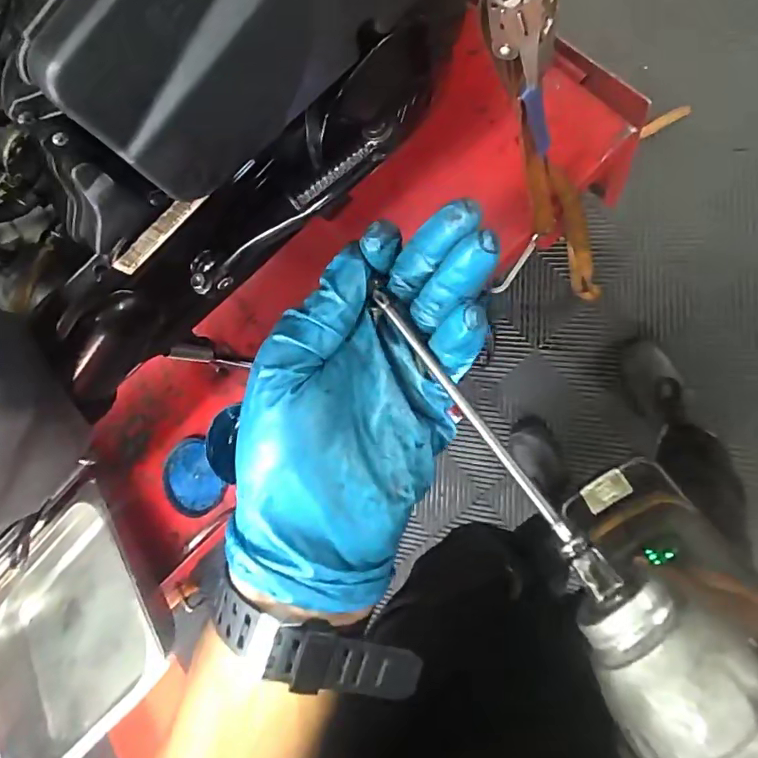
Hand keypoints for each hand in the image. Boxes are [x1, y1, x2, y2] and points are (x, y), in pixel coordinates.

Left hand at [225, 201, 500, 615]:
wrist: (310, 538)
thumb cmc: (281, 456)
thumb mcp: (282, 373)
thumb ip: (318, 319)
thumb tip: (349, 267)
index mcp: (332, 334)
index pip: (364, 278)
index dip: (379, 252)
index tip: (390, 235)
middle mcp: (370, 346)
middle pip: (410, 288)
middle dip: (434, 252)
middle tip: (460, 219)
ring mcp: (401, 374)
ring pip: (436, 316)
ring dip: (457, 283)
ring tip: (476, 250)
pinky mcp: (427, 408)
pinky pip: (448, 365)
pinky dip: (460, 339)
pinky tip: (469, 315)